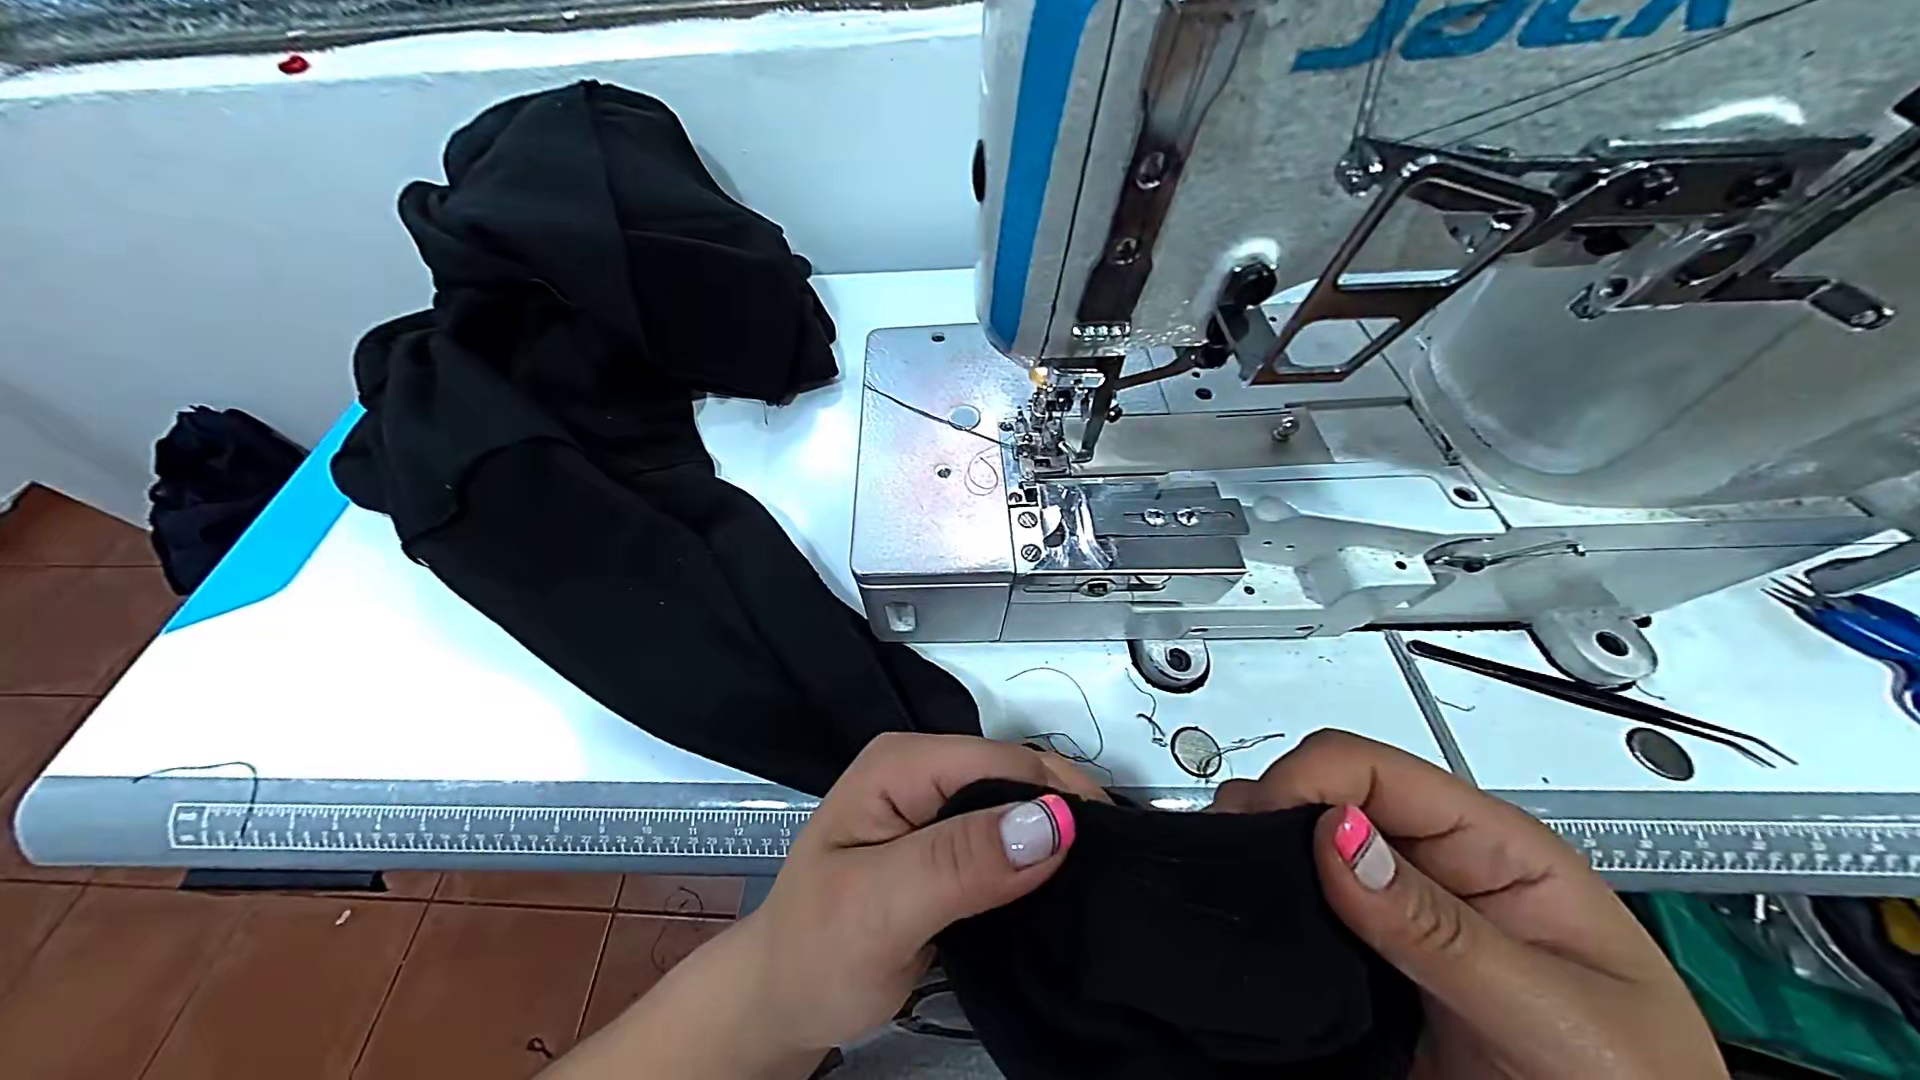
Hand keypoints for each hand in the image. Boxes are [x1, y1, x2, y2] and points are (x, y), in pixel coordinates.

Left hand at [733, 733, 1104, 1058]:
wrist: (782, 1000)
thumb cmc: (817, 952)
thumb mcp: (881, 907)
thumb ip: (961, 861)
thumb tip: (1053, 822)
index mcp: (901, 763)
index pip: (1001, 762)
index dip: (1055, 800)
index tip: (1107, 854)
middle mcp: (921, 769)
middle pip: (1015, 775)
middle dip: (1063, 814)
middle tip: (1110, 873)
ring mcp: (933, 804)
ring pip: (1016, 805)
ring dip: (1056, 837)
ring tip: (1098, 880)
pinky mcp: (945, 840)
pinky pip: (1005, 835)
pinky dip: (1036, 857)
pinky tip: (1061, 885)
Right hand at [1211, 730, 1724, 1079]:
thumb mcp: (1557, 1016)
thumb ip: (1445, 929)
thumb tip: (1339, 834)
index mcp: (1491, 846)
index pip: (1371, 767)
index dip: (1307, 778)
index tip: (1262, 821)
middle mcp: (1430, 864)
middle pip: (1322, 788)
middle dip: (1270, 806)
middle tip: (1236, 852)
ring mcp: (1389, 910)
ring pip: (1296, 840)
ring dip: (1259, 849)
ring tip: (1237, 881)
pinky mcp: (1357, 954)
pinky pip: (1293, 903)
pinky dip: (1262, 897)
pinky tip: (1251, 913)